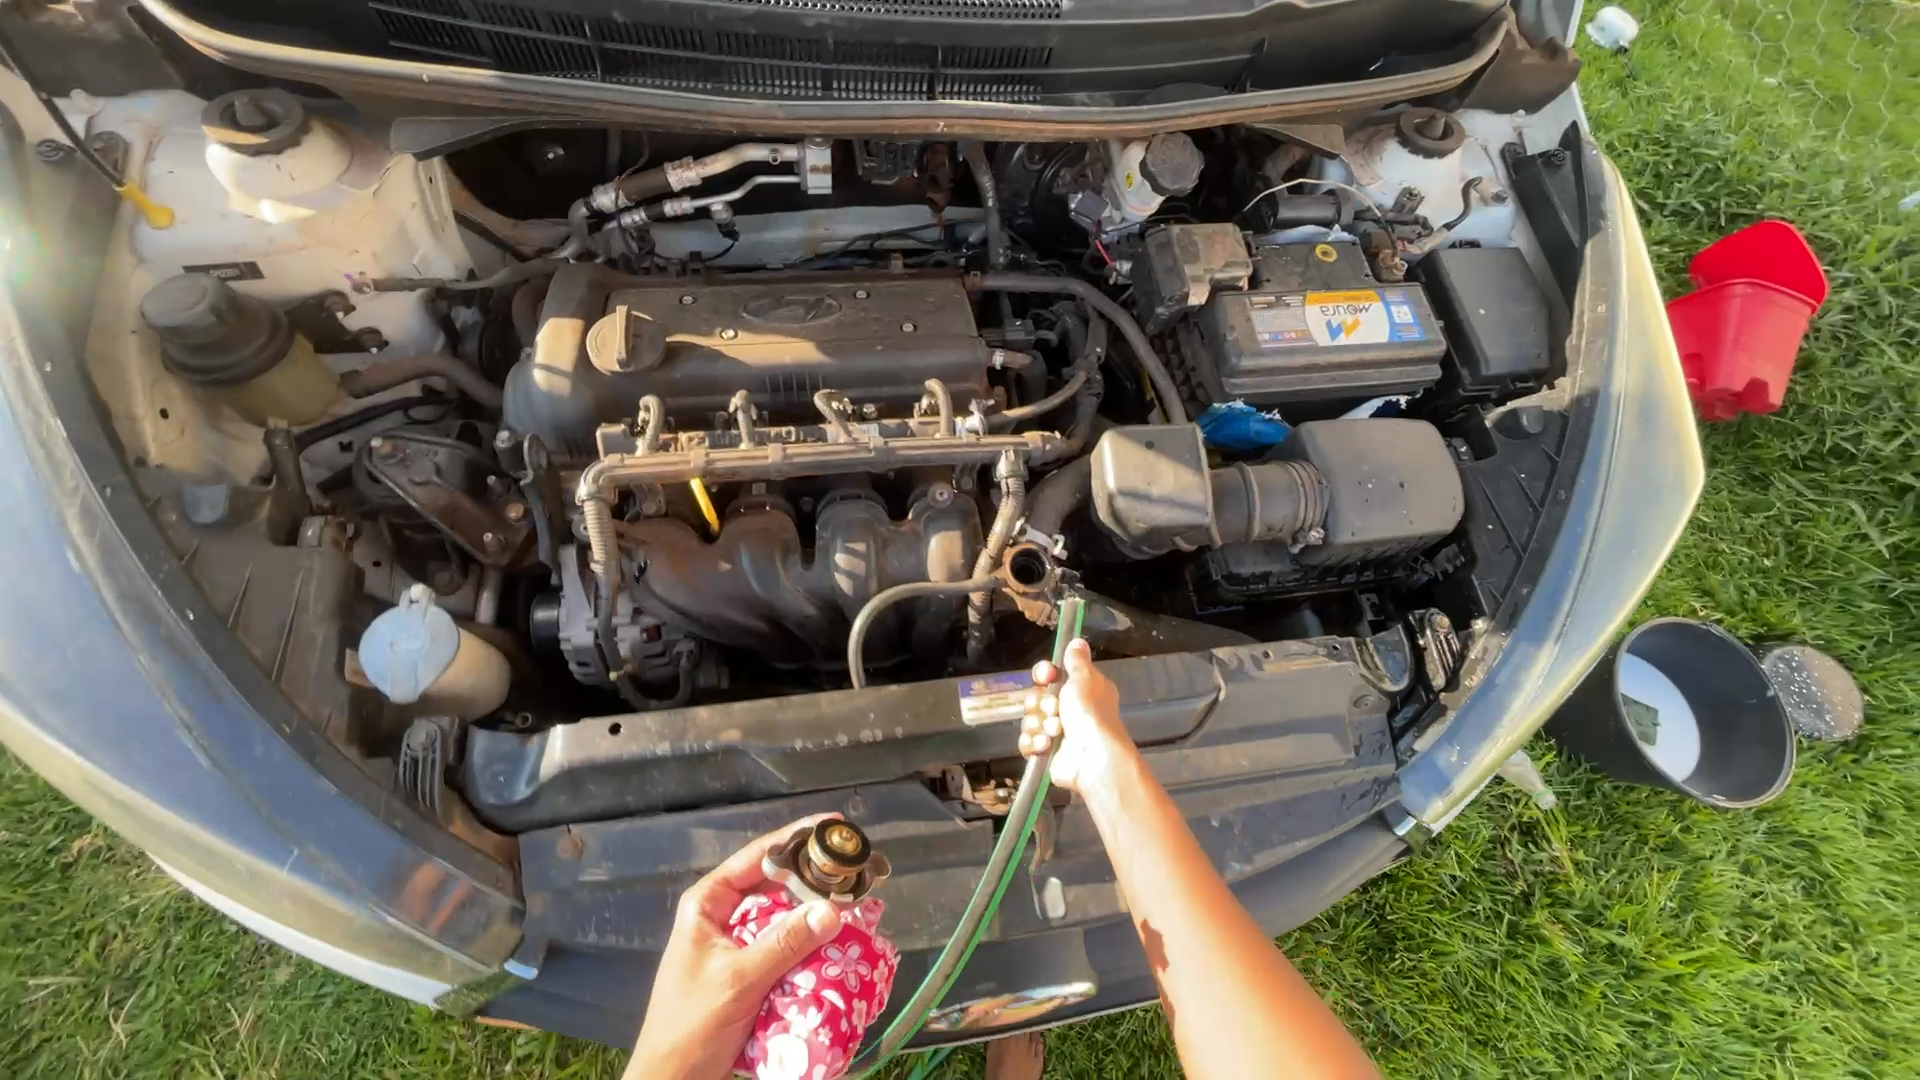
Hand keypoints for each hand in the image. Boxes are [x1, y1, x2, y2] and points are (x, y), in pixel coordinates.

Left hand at [627, 815, 845, 1079]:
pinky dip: (811, 940)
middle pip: (776, 881)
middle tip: (853, 864)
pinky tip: (840, 936)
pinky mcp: (752, 969)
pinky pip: (788, 944)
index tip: (833, 824)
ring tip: (855, 895)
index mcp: (708, 902)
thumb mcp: (738, 980)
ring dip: (816, 908)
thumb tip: (833, 909)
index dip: (797, 836)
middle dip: (814, 874)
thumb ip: (784, 943)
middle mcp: (724, 914)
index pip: (758, 855)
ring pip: (785, 913)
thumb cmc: (690, 1027)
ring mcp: (738, 942)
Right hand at [1019, 638, 1133, 795]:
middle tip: (1055, 710)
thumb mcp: (1085, 678)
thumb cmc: (1090, 712)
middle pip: (1035, 697)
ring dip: (1040, 724)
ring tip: (1055, 732)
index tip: (1047, 676)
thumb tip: (1078, 641)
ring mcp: (1056, 733)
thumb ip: (1077, 660)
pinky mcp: (1046, 753)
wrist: (1091, 757)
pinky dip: (1034, 743)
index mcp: (1080, 690)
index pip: (1049, 675)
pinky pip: (1026, 742)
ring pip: (1029, 719)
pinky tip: (1045, 745)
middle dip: (1041, 703)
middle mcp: (1069, 709)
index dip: (1043, 674)